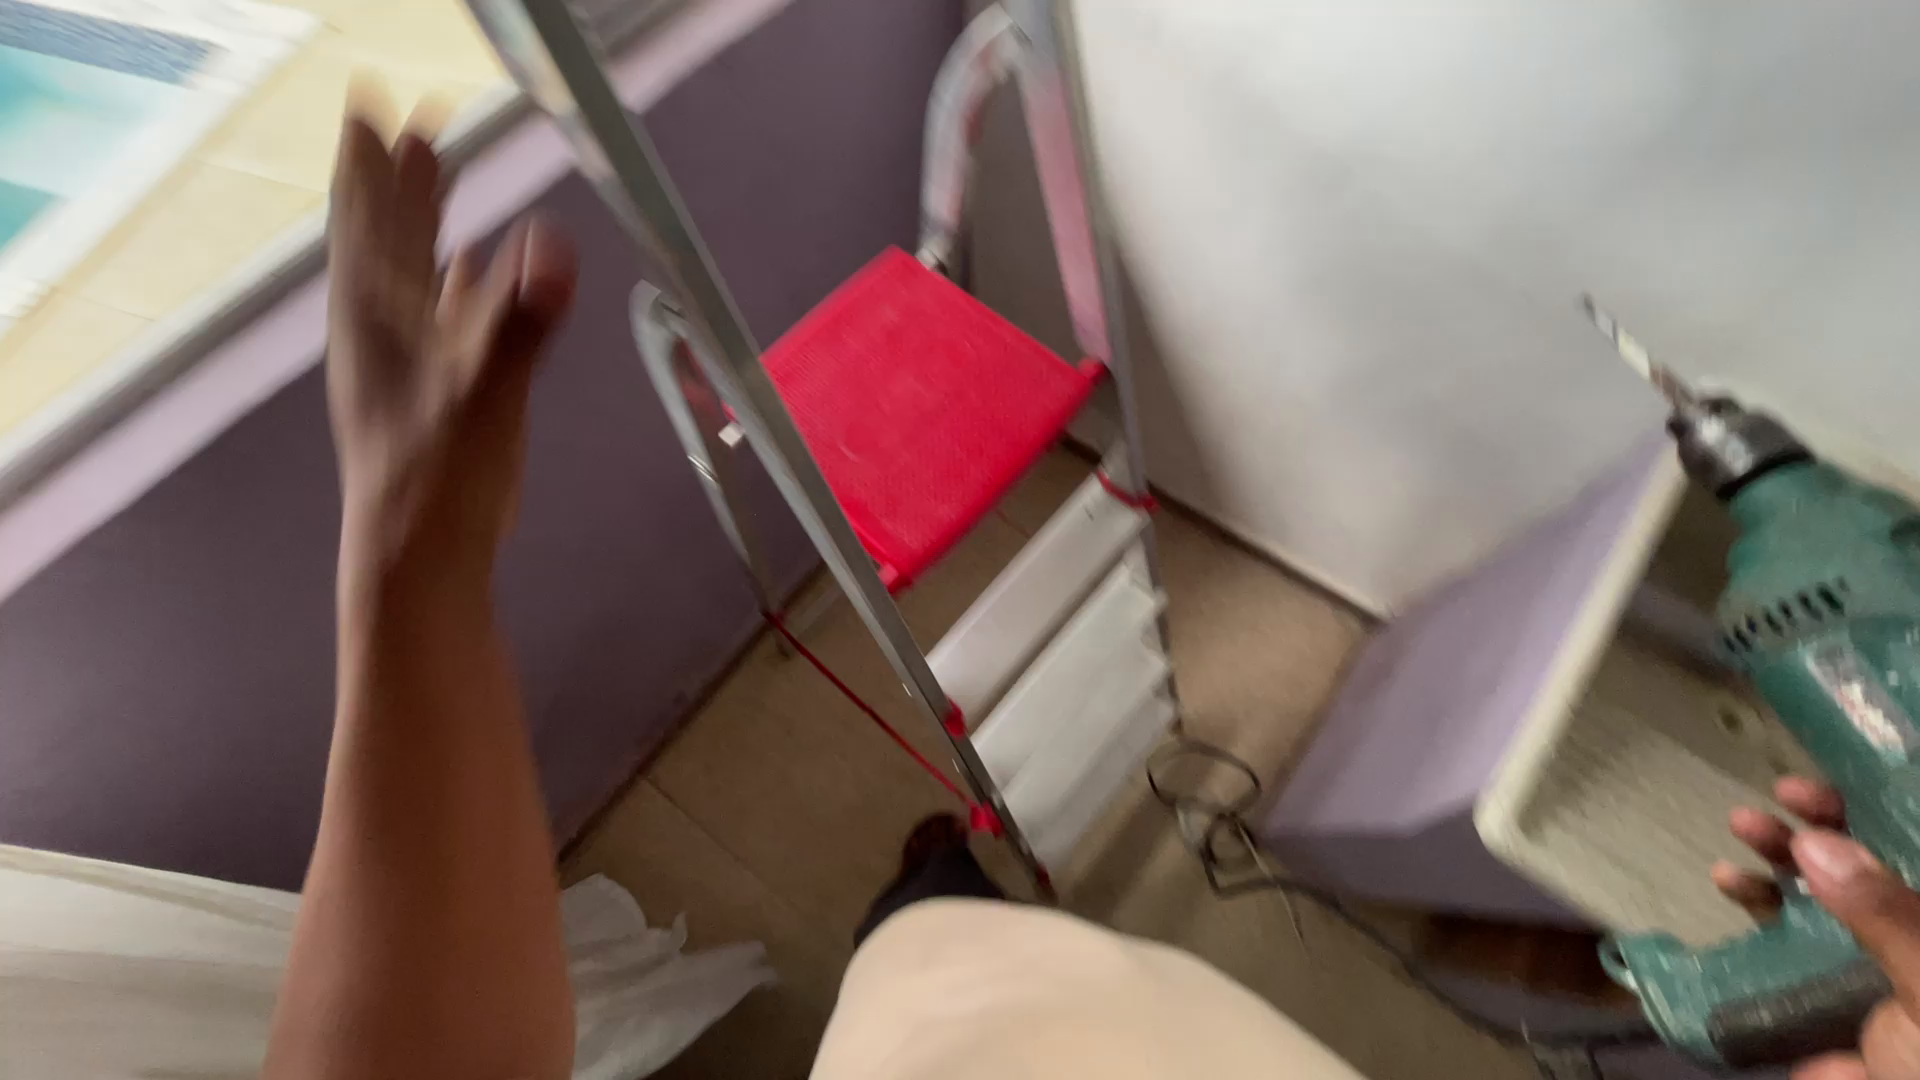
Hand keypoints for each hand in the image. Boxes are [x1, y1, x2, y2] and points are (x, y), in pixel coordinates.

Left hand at [327, 107, 576, 589]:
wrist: (424, 544)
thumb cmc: (444, 472)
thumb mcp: (484, 395)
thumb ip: (520, 321)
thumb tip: (554, 243)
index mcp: (377, 317)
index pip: (372, 222)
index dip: (377, 166)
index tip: (382, 106)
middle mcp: (382, 325)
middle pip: (386, 235)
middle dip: (399, 181)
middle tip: (415, 128)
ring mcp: (406, 356)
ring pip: (410, 270)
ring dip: (423, 221)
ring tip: (436, 174)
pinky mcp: (435, 384)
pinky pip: (440, 312)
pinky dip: (454, 280)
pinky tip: (473, 266)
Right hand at [1718, 778, 1919, 1077]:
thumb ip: (1891, 919)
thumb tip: (1818, 843)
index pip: (1918, 854)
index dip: (1885, 814)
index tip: (1840, 788)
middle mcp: (1912, 939)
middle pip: (1872, 865)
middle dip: (1826, 825)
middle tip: (1781, 795)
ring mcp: (1872, 963)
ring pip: (1824, 889)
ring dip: (1781, 853)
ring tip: (1742, 826)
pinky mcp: (1823, 984)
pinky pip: (1785, 929)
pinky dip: (1753, 897)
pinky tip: (1728, 879)